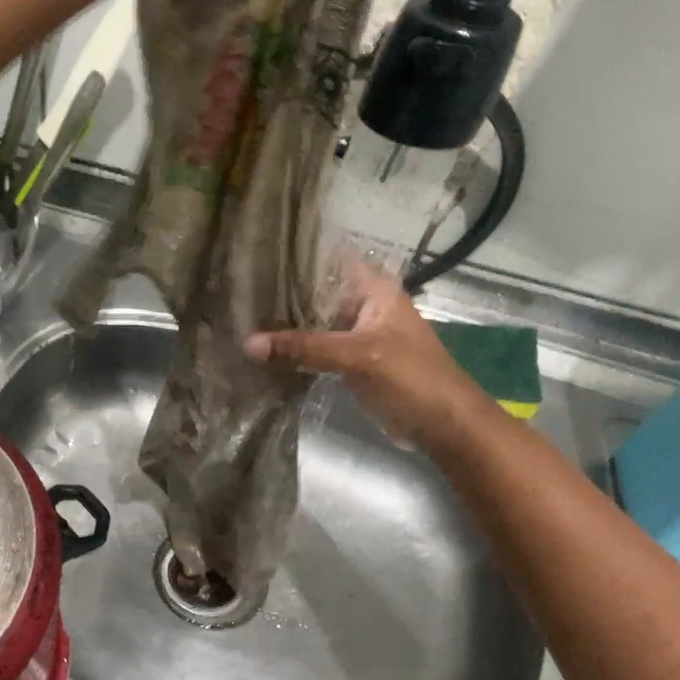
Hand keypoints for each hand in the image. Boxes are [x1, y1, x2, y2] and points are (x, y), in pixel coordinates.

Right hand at [243, 265, 496, 447]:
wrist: (443, 424)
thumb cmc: (411, 378)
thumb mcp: (356, 357)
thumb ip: (304, 348)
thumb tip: (247, 343)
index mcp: (374, 290)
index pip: (330, 261)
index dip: (297, 257)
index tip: (256, 254)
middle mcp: (363, 306)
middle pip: (316, 293)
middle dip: (281, 294)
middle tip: (235, 290)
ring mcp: (356, 336)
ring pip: (313, 323)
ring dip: (284, 325)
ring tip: (239, 317)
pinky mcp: (350, 362)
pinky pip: (315, 350)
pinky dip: (293, 351)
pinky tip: (261, 351)